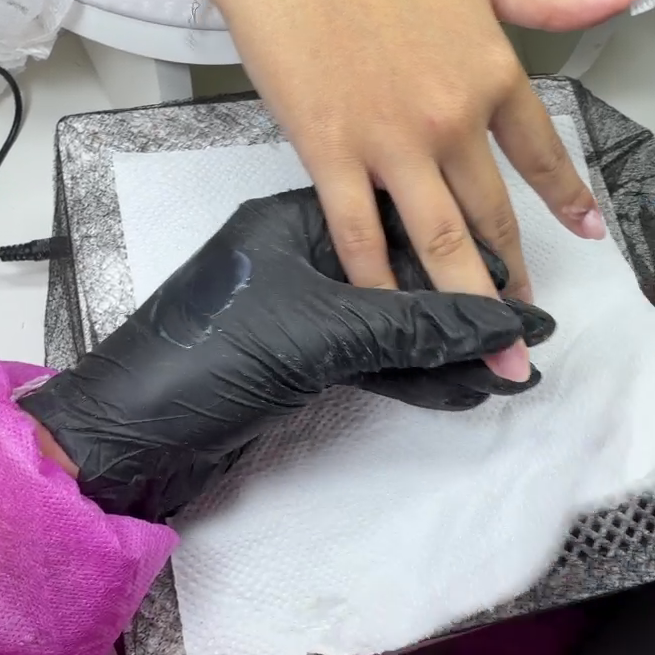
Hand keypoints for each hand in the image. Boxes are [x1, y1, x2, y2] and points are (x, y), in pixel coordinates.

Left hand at [20, 188, 553, 520]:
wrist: (131, 434)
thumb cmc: (212, 358)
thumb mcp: (319, 334)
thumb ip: (414, 327)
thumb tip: (507, 328)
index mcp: (297, 221)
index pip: (401, 226)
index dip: (464, 262)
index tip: (521, 295)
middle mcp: (301, 257)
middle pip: (401, 280)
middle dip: (461, 318)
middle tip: (523, 346)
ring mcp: (299, 312)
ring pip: (388, 326)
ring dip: (442, 355)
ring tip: (505, 376)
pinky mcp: (296, 359)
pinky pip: (367, 360)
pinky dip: (409, 377)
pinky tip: (457, 391)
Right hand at [173, 0, 636, 322]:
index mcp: (491, 72)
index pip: (540, 152)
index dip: (566, 198)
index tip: (586, 234)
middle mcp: (451, 120)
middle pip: (491, 217)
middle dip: (515, 282)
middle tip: (528, 333)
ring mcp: (390, 145)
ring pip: (437, 242)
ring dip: (465, 306)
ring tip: (486, 354)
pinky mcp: (330, 155)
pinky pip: (358, 234)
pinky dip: (376, 281)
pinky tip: (391, 318)